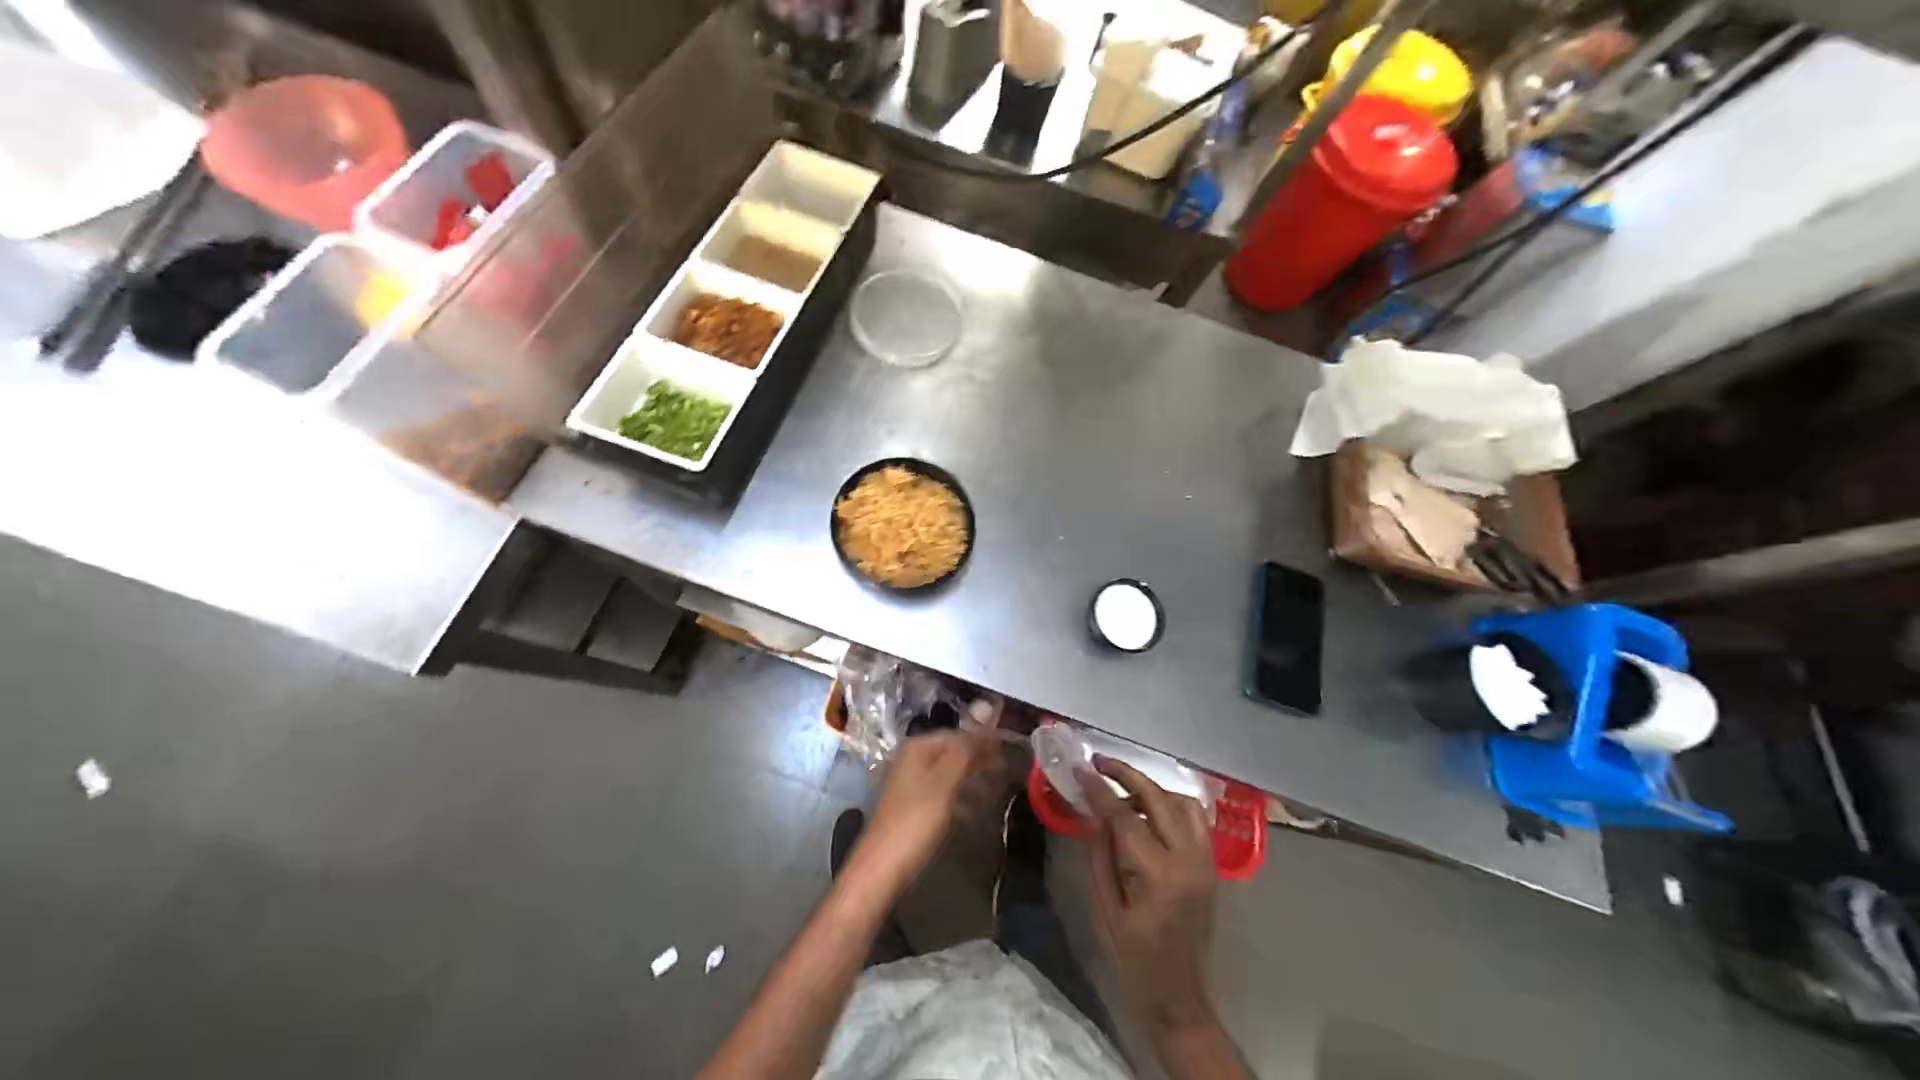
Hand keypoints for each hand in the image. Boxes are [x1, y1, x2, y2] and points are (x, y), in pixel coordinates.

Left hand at [860, 732, 998, 883]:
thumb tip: (982, 728)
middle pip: (951, 752)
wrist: (883, 866)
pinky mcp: (913, 806)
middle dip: (977, 760)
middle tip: (1004, 770)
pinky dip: (959, 797)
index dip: (980, 741)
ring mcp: (911, 784)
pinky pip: (942, 793)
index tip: (1005, 749)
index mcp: (917, 748)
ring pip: (948, 774)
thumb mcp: (943, 782)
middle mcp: (912, 760)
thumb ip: (963, 753)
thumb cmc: (916, 820)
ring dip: (970, 779)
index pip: (956, 735)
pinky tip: (972, 811)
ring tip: (992, 789)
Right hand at [1081, 755, 1219, 1030]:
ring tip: (1122, 791)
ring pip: (1182, 802)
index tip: (1080, 770)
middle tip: (1099, 762)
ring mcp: (1206, 861)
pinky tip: (1150, 809)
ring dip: (1151, 788)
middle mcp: (1189, 860)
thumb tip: (1094, 814)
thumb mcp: (1106, 907)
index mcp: (1159, 876)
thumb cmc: (1134, 958)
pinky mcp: (1212, 864)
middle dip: (1126, 774)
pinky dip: (1172, 804)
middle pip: (1158, 798)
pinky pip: (1195, 819)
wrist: (1179, 995)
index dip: (1100, 791)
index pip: (1125, 818)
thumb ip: (1100, 854)